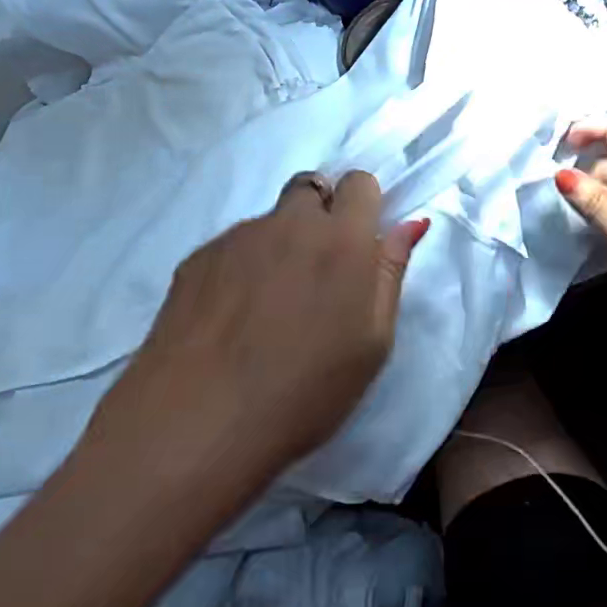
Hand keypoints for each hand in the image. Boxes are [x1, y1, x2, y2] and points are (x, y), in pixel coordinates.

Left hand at [89, 171, 428, 477]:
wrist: (197, 424)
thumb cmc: (306, 391)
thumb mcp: (372, 342)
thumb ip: (390, 273)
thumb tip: (409, 224)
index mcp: (341, 240)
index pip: (359, 182)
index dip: (363, 205)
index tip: (359, 242)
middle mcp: (289, 223)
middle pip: (311, 188)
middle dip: (320, 214)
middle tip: (318, 270)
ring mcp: (237, 238)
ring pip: (270, 221)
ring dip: (280, 244)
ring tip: (268, 307)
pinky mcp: (196, 258)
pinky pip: (232, 247)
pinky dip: (241, 267)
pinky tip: (231, 319)